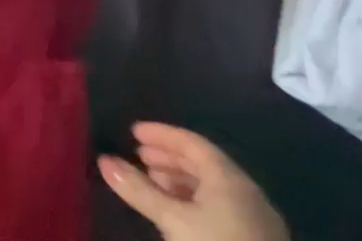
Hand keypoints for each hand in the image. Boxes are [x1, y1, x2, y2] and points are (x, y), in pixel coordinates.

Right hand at [100, 122, 289, 240]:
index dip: (162, 134)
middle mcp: (248, 194)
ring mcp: (256, 219)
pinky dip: (194, 198)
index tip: (133, 132)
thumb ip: (139, 189)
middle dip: (169, 156)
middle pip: (205, 163)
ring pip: (214, 186)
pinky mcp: (256, 240)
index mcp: (231, 181)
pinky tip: (177, 210)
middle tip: (139, 156)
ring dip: (180, 178)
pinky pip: (221, 206)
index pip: (194, 143)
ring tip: (152, 182)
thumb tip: (104, 160)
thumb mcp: (171, 219)